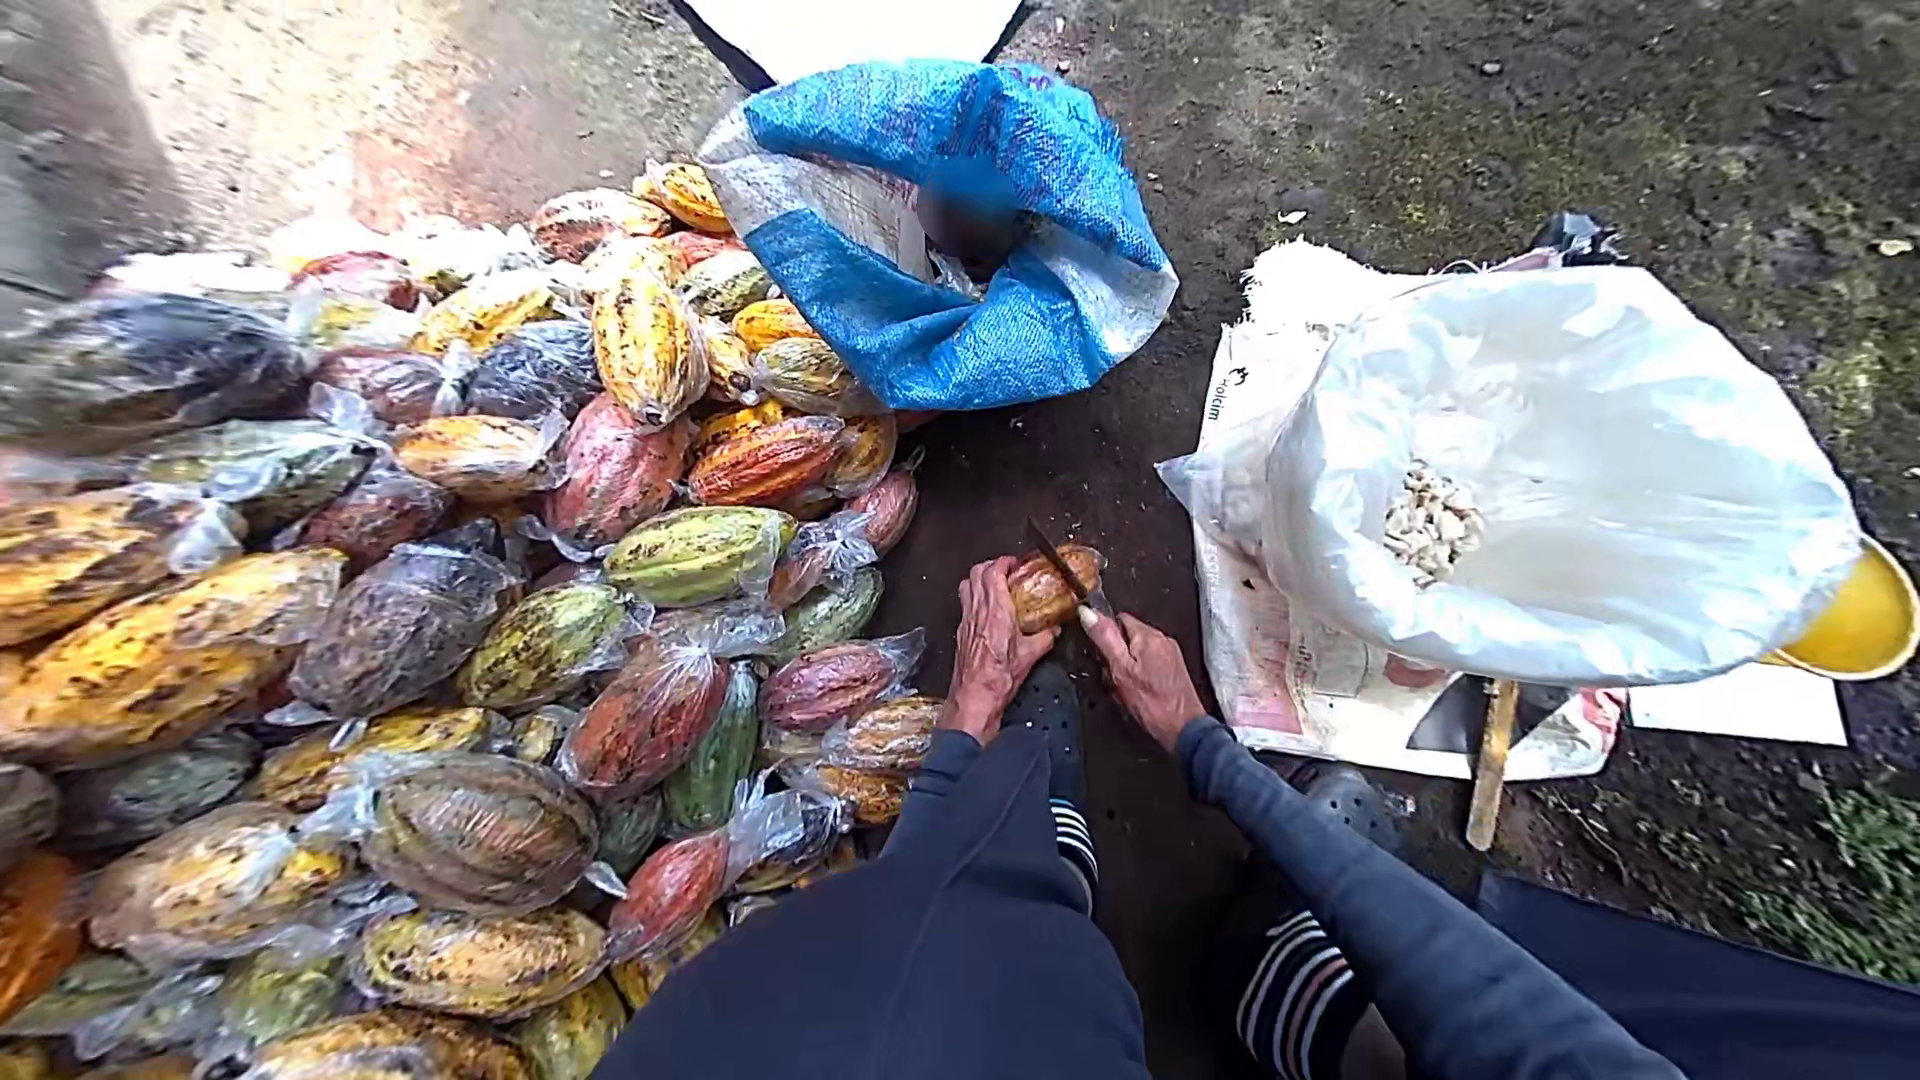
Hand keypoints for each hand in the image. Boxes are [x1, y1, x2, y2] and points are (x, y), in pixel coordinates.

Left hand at [943, 556, 1058, 742]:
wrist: (975, 697)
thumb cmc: (997, 678)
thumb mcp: (1031, 655)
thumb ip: (1045, 637)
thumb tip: (1053, 629)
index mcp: (996, 610)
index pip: (993, 571)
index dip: (1004, 562)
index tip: (1014, 563)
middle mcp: (977, 610)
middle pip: (976, 572)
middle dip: (991, 565)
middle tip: (1005, 569)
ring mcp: (966, 619)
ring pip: (966, 585)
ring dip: (979, 578)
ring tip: (994, 583)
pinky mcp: (961, 631)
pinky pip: (964, 603)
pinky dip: (974, 596)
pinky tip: (986, 608)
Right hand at [1081, 608, 1206, 752]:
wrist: (1182, 729)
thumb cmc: (1154, 703)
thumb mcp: (1120, 669)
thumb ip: (1104, 638)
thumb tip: (1088, 613)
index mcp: (1148, 635)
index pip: (1117, 618)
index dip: (1104, 636)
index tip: (1102, 655)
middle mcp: (1162, 640)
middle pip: (1127, 636)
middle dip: (1115, 655)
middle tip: (1114, 676)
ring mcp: (1169, 655)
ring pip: (1136, 652)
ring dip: (1126, 667)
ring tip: (1126, 688)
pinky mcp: (1173, 669)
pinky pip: (1148, 664)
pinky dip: (1139, 675)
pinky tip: (1138, 692)